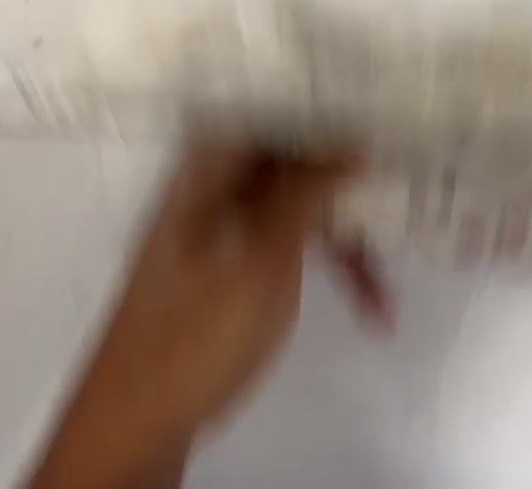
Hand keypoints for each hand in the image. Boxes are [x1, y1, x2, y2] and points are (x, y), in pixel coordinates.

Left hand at [29, 136, 392, 488]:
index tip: (374, 118)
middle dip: (347, 193)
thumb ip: (306, 192)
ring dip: (344, 247)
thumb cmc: (195, 334)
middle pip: (292, 163)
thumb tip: (350, 139)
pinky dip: (323, 273)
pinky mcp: (229, 266)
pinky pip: (285, 248)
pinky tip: (366, 309)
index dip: (322, 109)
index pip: (271, 109)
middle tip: (393, 211)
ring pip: (296, 212)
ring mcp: (220, 227)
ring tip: (385, 295)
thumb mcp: (262, 258)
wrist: (138, 422)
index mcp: (206, 166)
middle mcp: (212, 186)